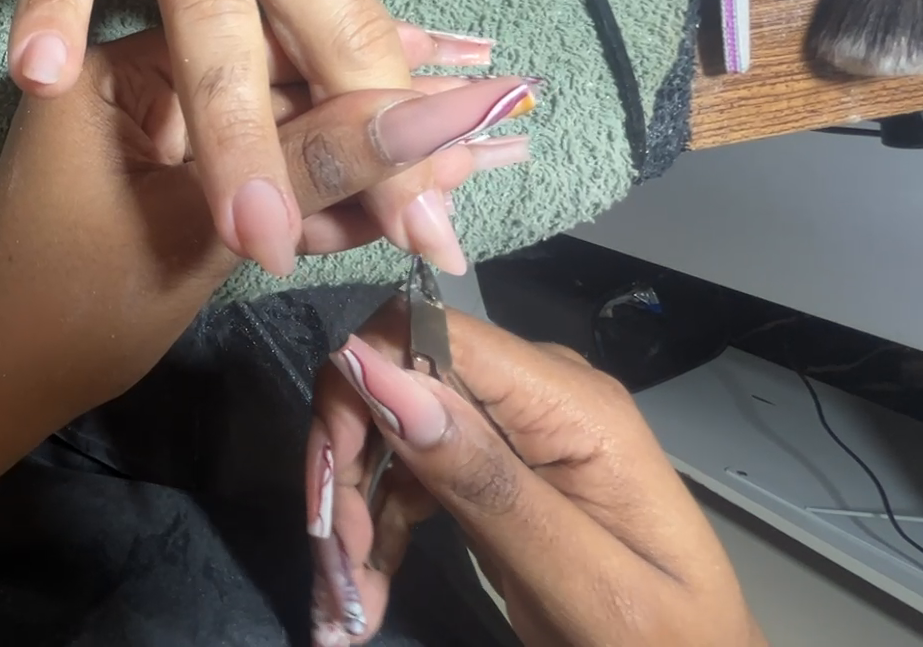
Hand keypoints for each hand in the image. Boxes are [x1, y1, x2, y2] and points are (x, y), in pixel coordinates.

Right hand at [0, 0, 458, 279]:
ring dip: (230, 133)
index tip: (436, 213)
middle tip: (376, 258)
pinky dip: (53, 11)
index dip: (408, 127)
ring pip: (207, 26)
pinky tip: (41, 78)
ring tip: (247, 232)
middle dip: (346, 161)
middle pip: (308, 48)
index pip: (367, 27)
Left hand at [0, 28, 537, 423]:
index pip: (263, 43)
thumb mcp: (202, 230)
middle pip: (276, 82)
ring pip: (269, 130)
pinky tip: (383, 198)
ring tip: (468, 153)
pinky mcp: (157, 175)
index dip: (372, 68)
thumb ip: (314, 167)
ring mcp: (148, 131)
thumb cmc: (77, 304)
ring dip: (355, 156)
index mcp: (120, 67)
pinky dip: (305, 190)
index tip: (475, 78)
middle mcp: (134, 80)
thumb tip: (442, 117)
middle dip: (378, 111)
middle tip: (489, 109)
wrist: (0, 378)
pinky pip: (244, 167)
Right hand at [305, 312, 766, 646]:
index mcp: (566, 401)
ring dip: (350, 500)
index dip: (359, 386)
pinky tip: (366, 578)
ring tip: (347, 591)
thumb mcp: (588, 588)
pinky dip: (371, 517)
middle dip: (345, 463)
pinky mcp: (480, 454)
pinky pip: (398, 462)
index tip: (334, 483)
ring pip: (379, 423)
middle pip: (389, 379)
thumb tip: (367, 365)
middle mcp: (526, 389)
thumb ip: (482, 476)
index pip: (423, 332)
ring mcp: (502, 420)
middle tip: (334, 561)